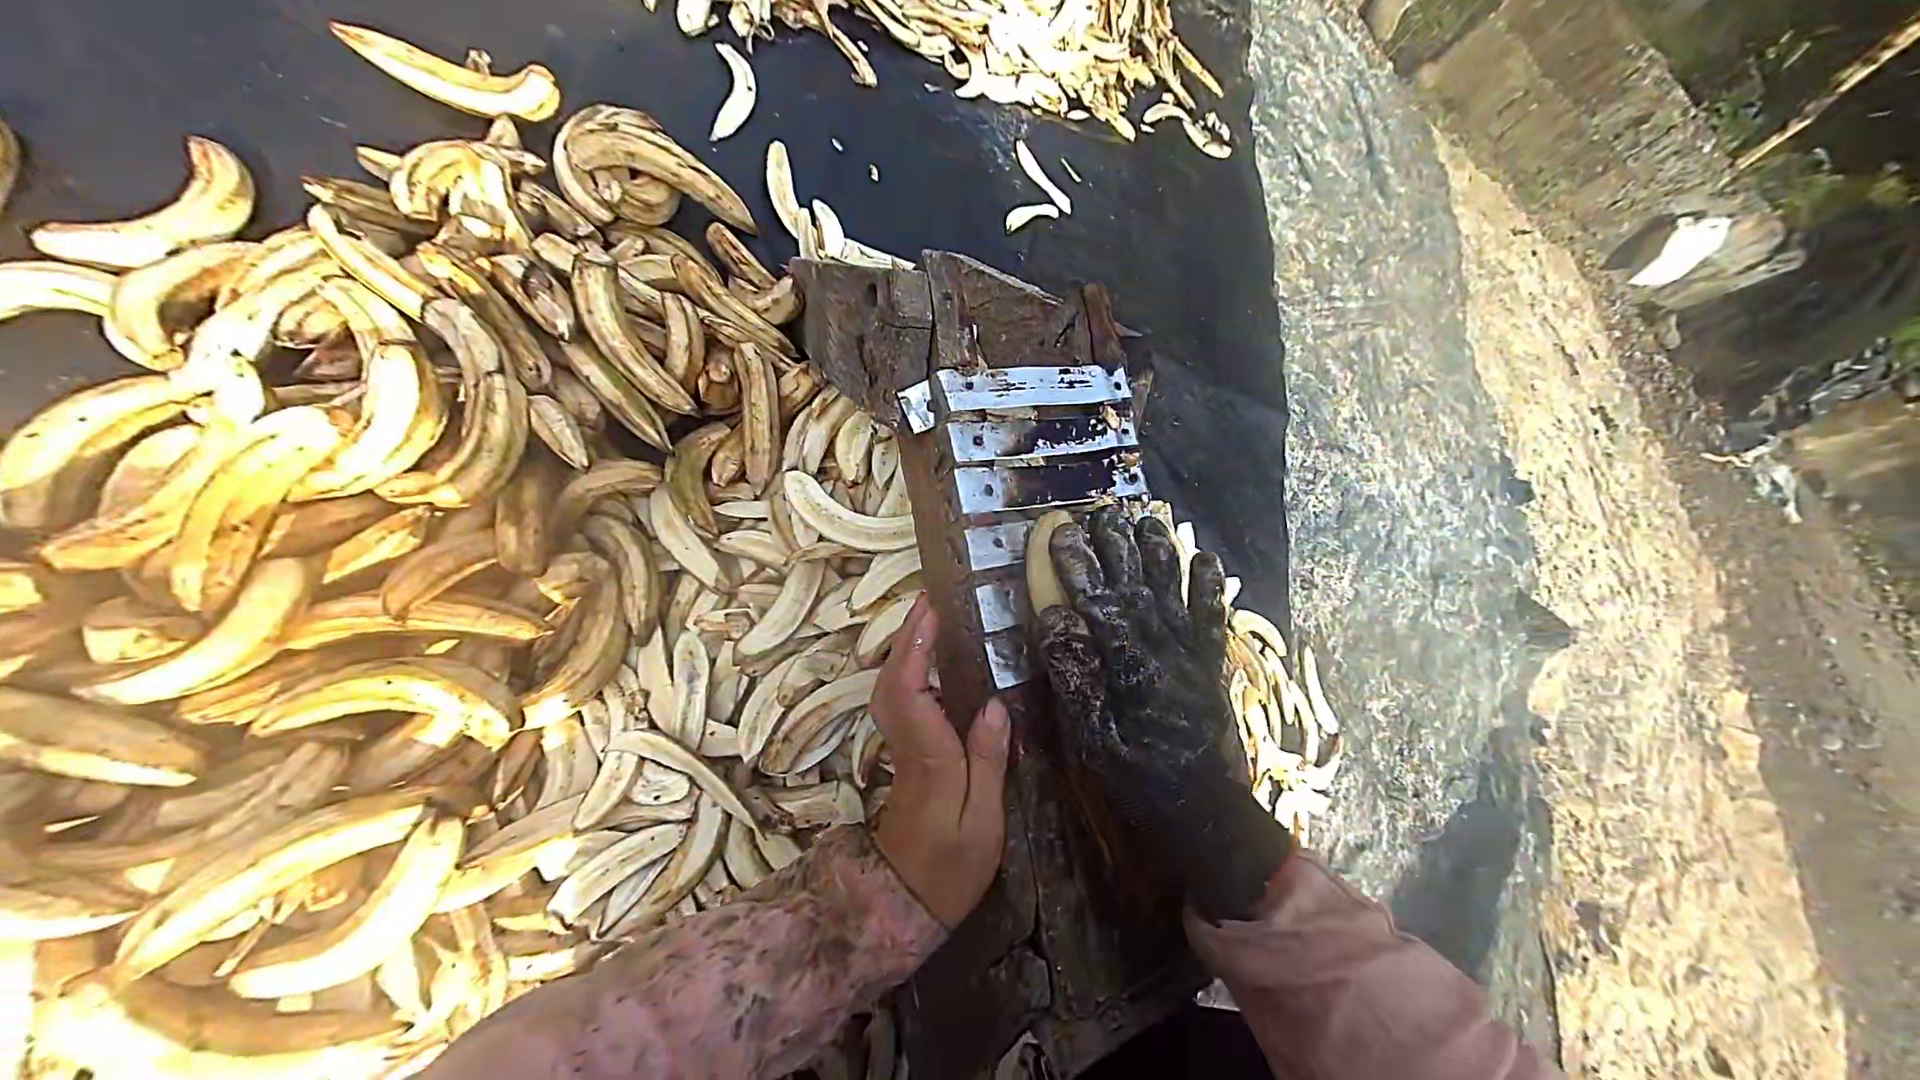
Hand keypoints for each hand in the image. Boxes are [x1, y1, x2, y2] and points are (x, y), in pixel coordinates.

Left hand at [869, 595, 1010, 926]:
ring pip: (888, 687)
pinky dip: (907, 669)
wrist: (905, 897)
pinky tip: (927, 658)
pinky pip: (897, 699)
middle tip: (929, 600)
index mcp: (929, 758)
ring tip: (930, 618)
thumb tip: (993, 705)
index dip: (915, 649)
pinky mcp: (903, 751)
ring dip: (903, 648)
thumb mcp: (985, 822)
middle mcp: (906, 744)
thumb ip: (987, 762)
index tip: (932, 613)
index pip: (909, 694)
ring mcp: (899, 747)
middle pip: (891, 681)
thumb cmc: (951, 865)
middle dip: (906, 636)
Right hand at [1035, 508, 1291, 921]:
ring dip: (1160, 552)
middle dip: (1117, 545)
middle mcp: (1163, 650)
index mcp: (1129, 667)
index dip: (1077, 563)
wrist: (1203, 814)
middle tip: (1099, 512)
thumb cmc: (1136, 780)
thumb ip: (1074, 675)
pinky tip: (1205, 559)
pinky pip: (1212, 618)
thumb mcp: (1090, 738)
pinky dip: (1208, 588)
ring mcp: (1192, 656)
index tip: (1058, 531)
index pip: (1098, 600)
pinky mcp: (1211, 667)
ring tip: (1147, 519)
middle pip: (1136, 585)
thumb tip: (1055, 618)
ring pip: (1174, 591)